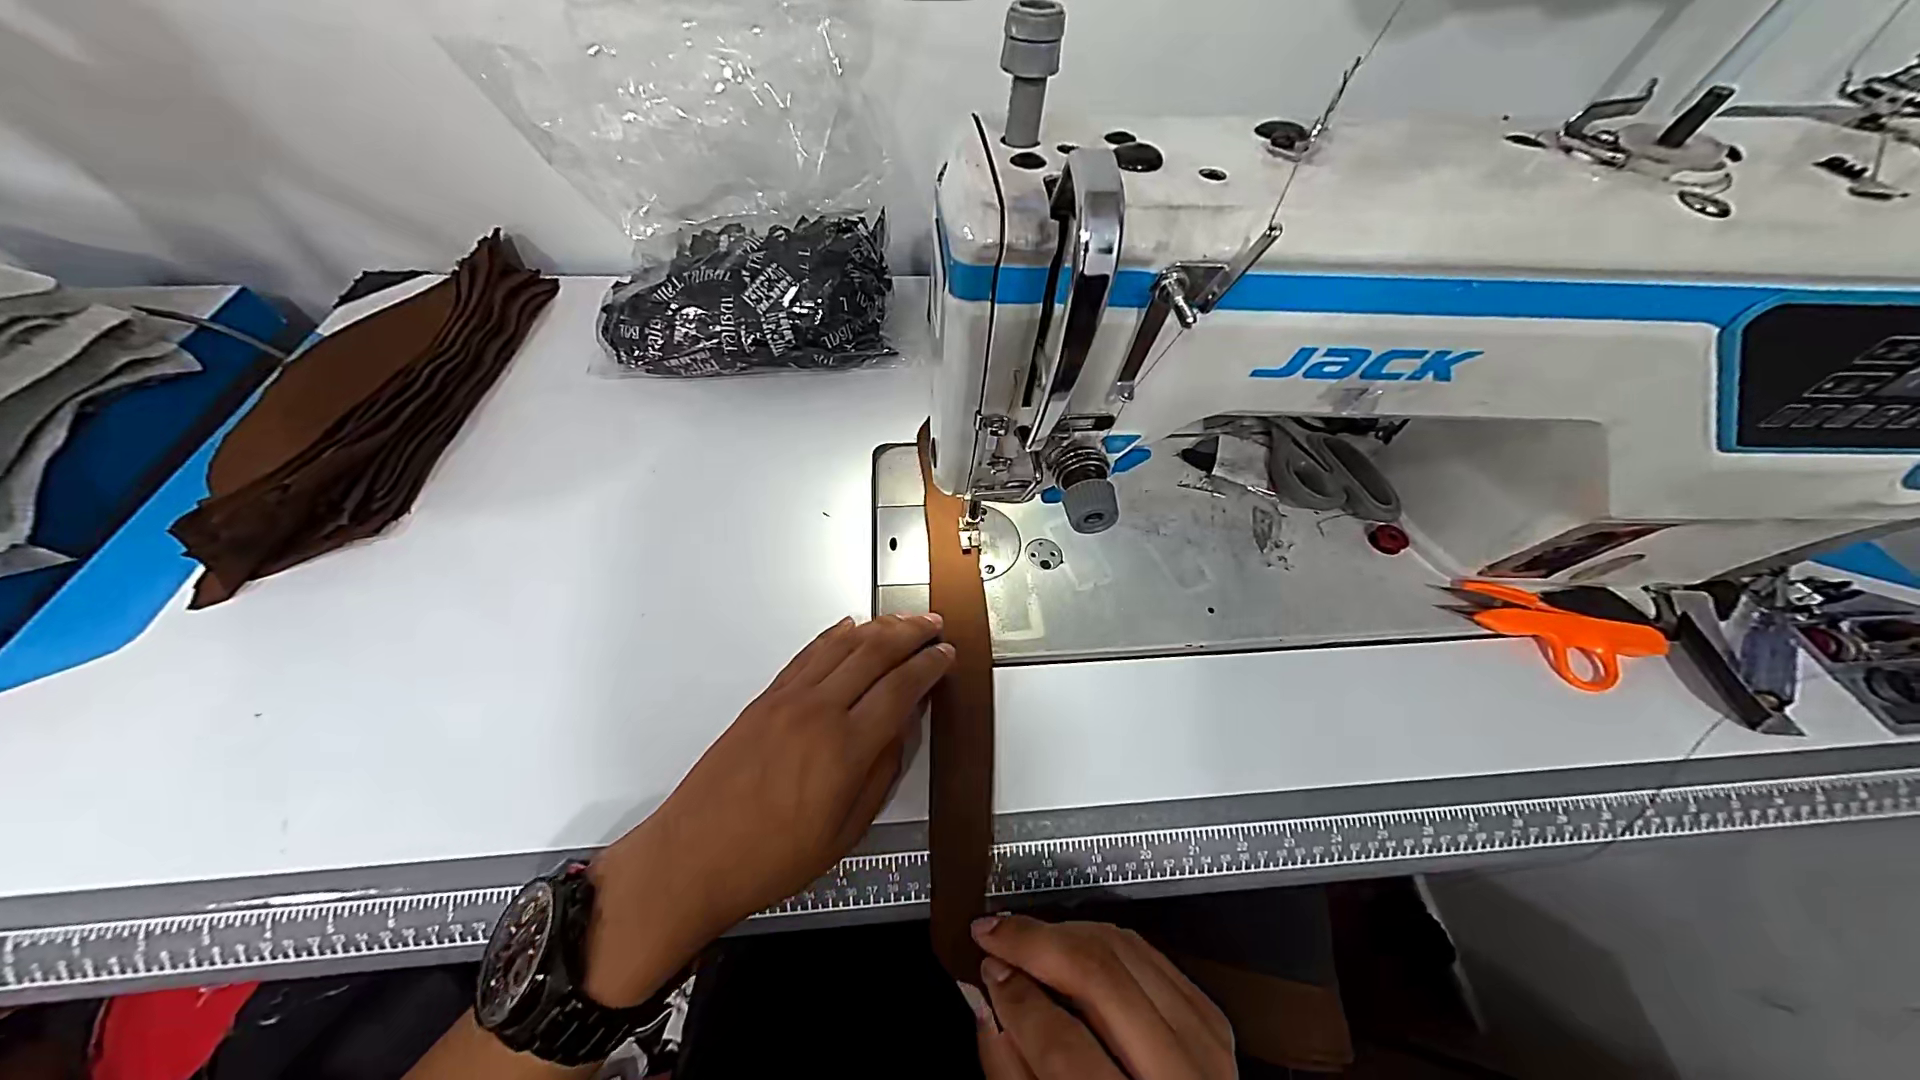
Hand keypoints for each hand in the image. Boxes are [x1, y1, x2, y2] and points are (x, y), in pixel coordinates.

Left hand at [582, 614, 953, 1005]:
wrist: (691, 859)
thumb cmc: (763, 858)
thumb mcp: (845, 831)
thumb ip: (881, 773)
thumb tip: (901, 734)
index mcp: (844, 749)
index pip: (902, 687)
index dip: (930, 665)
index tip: (944, 655)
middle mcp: (816, 714)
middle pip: (876, 652)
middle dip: (911, 632)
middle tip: (931, 624)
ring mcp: (787, 701)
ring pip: (842, 644)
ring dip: (877, 626)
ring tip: (899, 620)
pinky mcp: (763, 700)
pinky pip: (807, 654)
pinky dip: (833, 636)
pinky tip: (847, 629)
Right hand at [972, 915, 1235, 1079]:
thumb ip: (1011, 1076)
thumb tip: (987, 1001)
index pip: (1064, 1046)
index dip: (1016, 999)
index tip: (986, 966)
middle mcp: (1182, 1079)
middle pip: (1098, 976)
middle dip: (1034, 942)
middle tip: (993, 930)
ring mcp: (1205, 1045)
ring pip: (1123, 949)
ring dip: (1063, 931)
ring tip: (1023, 934)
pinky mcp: (1212, 1020)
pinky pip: (1147, 953)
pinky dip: (1100, 939)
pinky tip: (1068, 941)